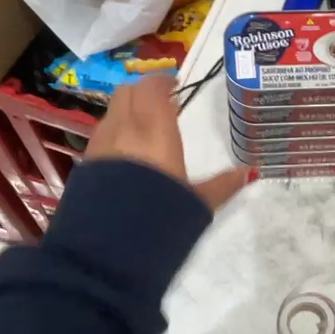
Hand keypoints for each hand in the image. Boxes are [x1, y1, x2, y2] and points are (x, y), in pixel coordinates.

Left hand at [83, 77, 246, 209]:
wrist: (107, 251)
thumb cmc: (160, 219)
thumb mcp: (197, 204)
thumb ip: (222, 185)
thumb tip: (249, 172)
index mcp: (155, 129)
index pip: (152, 86)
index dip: (163, 82)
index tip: (175, 88)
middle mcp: (123, 128)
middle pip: (127, 91)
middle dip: (144, 93)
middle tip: (162, 107)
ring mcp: (99, 145)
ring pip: (112, 112)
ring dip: (127, 113)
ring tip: (145, 133)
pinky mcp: (85, 164)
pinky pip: (101, 135)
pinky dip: (115, 134)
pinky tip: (127, 159)